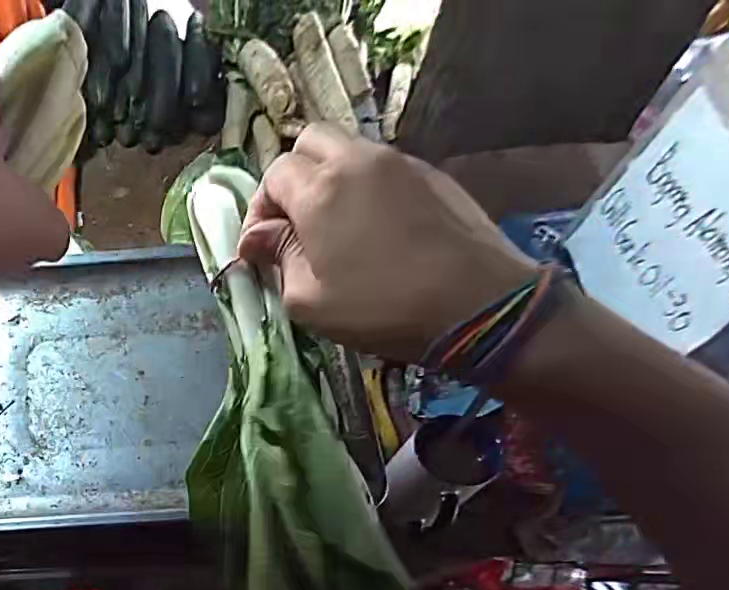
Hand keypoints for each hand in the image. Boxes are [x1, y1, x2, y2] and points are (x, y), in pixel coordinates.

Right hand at [238, 125, 535, 362]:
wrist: (472, 301)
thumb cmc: (378, 307)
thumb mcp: (308, 300)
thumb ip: (277, 260)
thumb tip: (255, 238)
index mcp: (319, 191)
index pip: (274, 175)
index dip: (260, 208)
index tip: (262, 246)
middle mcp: (356, 161)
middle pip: (310, 142)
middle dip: (292, 177)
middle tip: (293, 224)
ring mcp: (398, 162)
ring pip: (348, 149)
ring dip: (329, 179)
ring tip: (333, 228)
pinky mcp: (429, 174)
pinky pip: (381, 166)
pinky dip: (364, 186)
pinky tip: (372, 229)